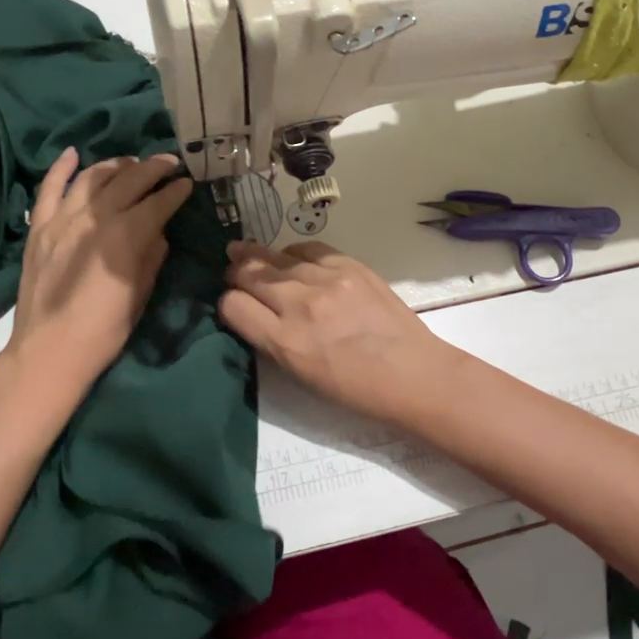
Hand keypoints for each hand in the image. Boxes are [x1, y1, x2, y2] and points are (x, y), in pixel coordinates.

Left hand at [8, 148, 192, 391]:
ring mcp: (63, 219)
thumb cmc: (104, 331)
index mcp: (125, 236)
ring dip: (116, 165)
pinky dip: (61, 167)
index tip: (187, 183)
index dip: (175, 191)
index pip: (157, 203)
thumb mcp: (140, 295)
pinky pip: (49, 188)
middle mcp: (95, 218)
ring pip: (93, 177)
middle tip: (169, 163)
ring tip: (131, 163)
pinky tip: (74, 153)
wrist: (49, 351)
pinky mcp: (39, 227)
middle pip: (128, 180)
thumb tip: (158, 232)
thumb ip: (151, 257)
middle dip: (153, 168)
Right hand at [220, 241, 457, 423]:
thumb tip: (253, 314)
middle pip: (249, 274)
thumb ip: (271, 341)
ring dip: (258, 257)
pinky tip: (292, 258)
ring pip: (275, 256)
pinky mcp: (349, 265)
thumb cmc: (355, 389)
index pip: (233, 306)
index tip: (233, 305)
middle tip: (232, 270)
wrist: (411, 373)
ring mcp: (326, 280)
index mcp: (284, 342)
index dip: (227, 304)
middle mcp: (299, 305)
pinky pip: (308, 249)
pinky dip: (294, 254)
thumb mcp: (300, 376)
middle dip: (236, 272)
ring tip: (246, 252)